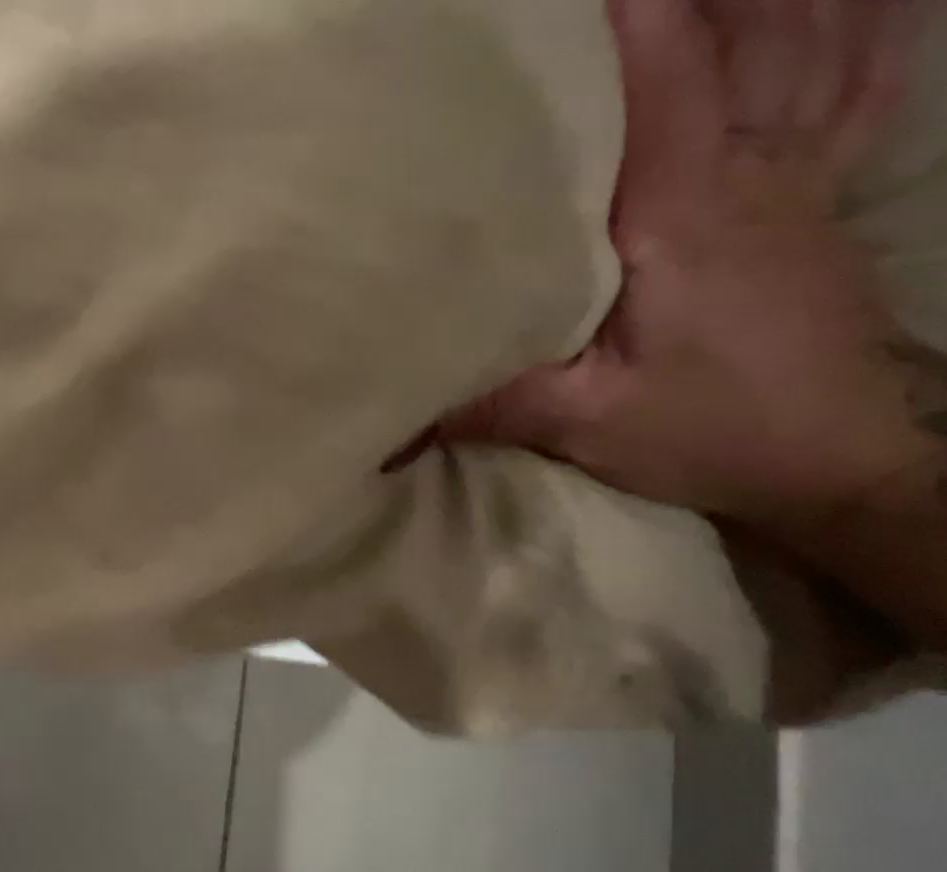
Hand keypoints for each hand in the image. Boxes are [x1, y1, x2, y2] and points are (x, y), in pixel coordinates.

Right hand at [444, 0, 937, 526]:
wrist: (847, 462)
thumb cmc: (714, 434)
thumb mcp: (583, 424)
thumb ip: (484, 405)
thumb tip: (381, 423)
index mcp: (683, 214)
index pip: (664, 83)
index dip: (631, 18)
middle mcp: (750, 174)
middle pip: (736, 43)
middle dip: (684, 2)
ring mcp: (798, 179)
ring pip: (801, 48)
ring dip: (763, 3)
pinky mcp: (820, 199)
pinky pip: (852, 90)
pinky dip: (855, 33)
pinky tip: (842, 6)